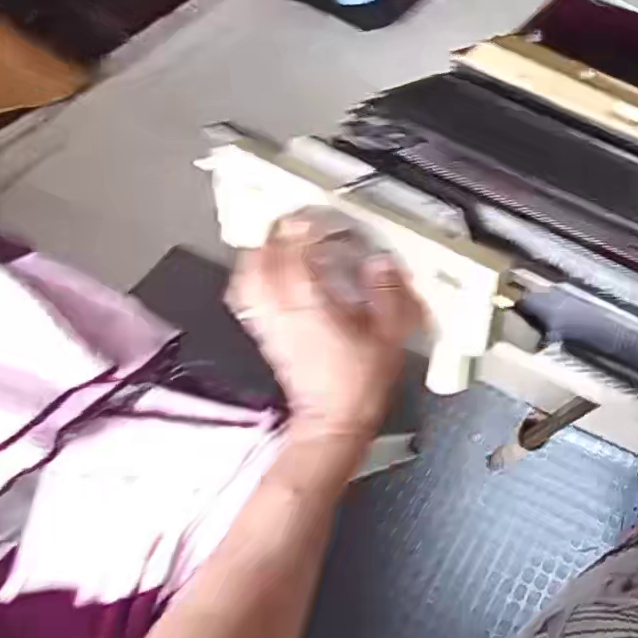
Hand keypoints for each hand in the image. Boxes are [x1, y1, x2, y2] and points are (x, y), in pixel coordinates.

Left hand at [227, 213, 422, 440]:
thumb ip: (389, 294)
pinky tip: (269, 271)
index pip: (294, 256)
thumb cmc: (361, 381)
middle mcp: (281, 311)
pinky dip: (253, 275)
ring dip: (260, 253)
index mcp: (311, 307)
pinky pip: (247, 296)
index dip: (302, 230)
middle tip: (295, 220)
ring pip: (247, 277)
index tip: (316, 216)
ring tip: (279, 239)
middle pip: (261, 262)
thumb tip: (381, 263)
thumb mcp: (391, 335)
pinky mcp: (265, 335)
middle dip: (275, 235)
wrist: (334, 420)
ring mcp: (268, 324)